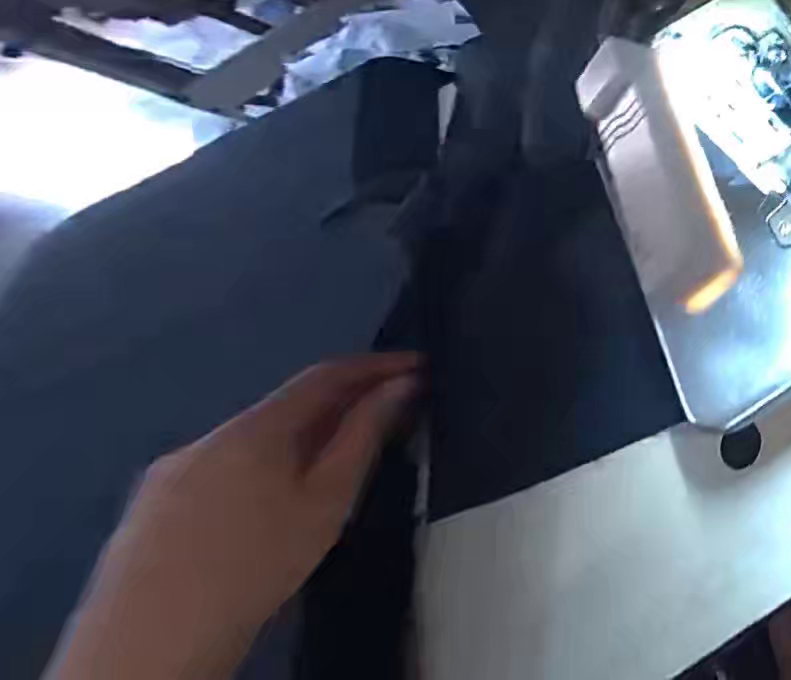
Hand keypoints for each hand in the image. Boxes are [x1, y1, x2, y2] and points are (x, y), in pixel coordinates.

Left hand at [49, 354, 419, 679]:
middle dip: (346, 400)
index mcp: (249, 431)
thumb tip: (402, 383)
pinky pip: (227, 462)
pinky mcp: (150, 508)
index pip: (324, 374)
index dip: (378, 364)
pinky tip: (289, 486)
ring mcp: (168, 475)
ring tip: (350, 448)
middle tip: (396, 408)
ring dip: (309, 431)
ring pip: (257, 435)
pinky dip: (272, 457)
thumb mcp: (329, 495)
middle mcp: (204, 440)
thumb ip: (365, 431)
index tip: (421, 365)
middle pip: (288, 404)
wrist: (144, 657)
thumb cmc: (256, 564)